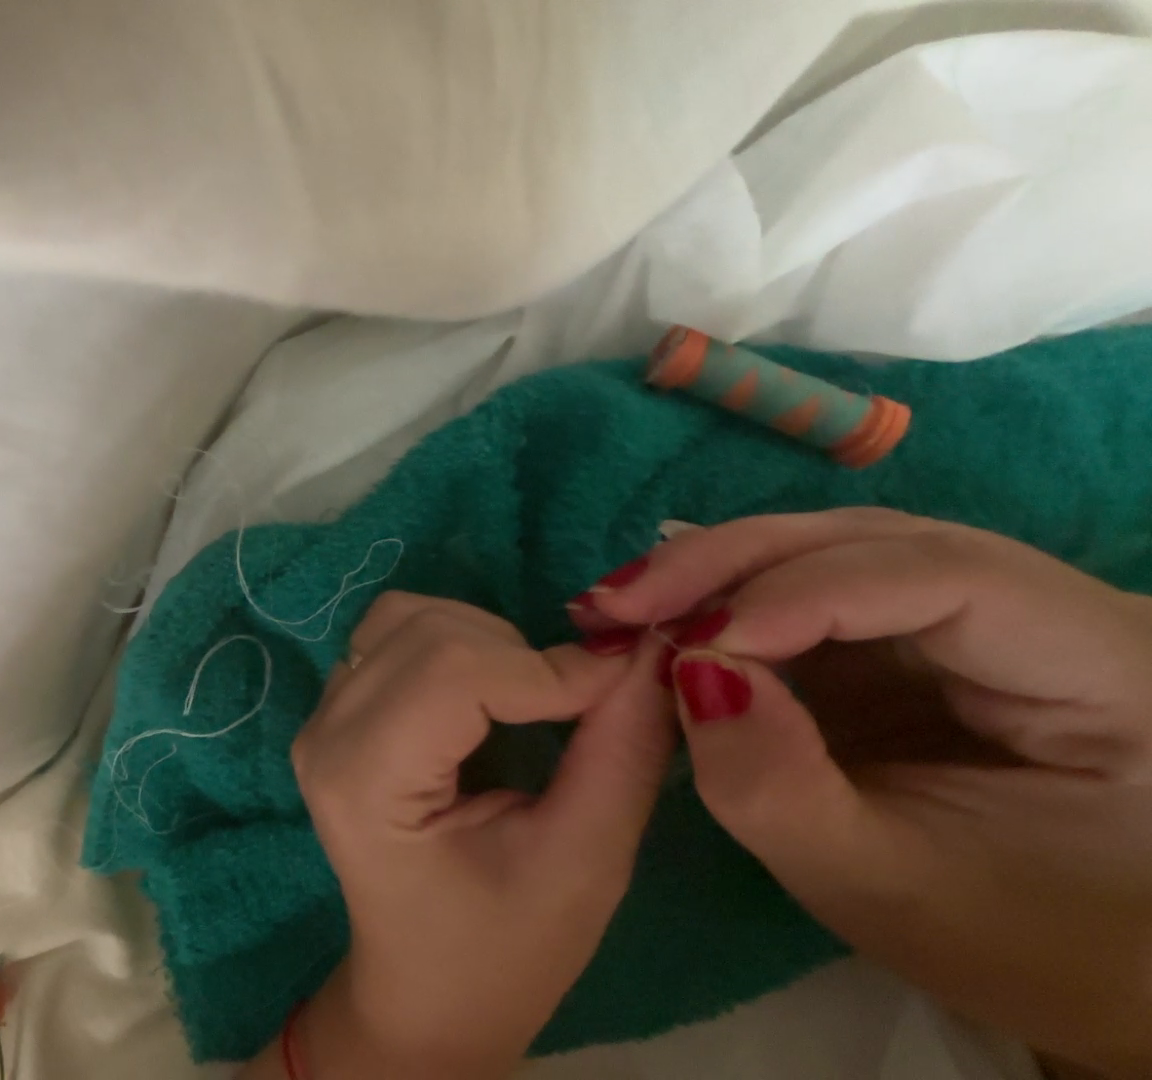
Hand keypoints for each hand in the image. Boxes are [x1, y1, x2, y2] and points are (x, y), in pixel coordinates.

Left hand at [242, 592, 673, 1079]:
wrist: (421, 992)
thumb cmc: (501, 955)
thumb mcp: (582, 866)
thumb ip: (620, 753)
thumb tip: (653, 649)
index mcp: (363, 779)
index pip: (450, 670)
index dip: (547, 665)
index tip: (625, 684)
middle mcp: (325, 732)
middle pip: (425, 631)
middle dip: (520, 651)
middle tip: (587, 698)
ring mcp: (321, 716)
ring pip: (406, 618)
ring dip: (486, 639)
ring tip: (537, 697)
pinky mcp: (336, 710)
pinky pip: (394, 636)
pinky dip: (457, 642)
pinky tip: (492, 693)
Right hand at [585, 509, 1151, 1077]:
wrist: (1055, 954)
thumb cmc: (1000, 937)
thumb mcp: (875, 883)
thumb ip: (775, 784)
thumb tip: (685, 668)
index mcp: (1116, 672)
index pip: (949, 579)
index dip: (808, 595)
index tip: (691, 646)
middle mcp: (1057, 606)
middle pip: (872, 539)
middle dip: (729, 564)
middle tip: (617, 605)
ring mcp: (975, 607)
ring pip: (825, 546)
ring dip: (709, 572)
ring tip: (618, 609)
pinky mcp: (906, 626)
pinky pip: (800, 582)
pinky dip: (717, 595)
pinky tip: (656, 611)